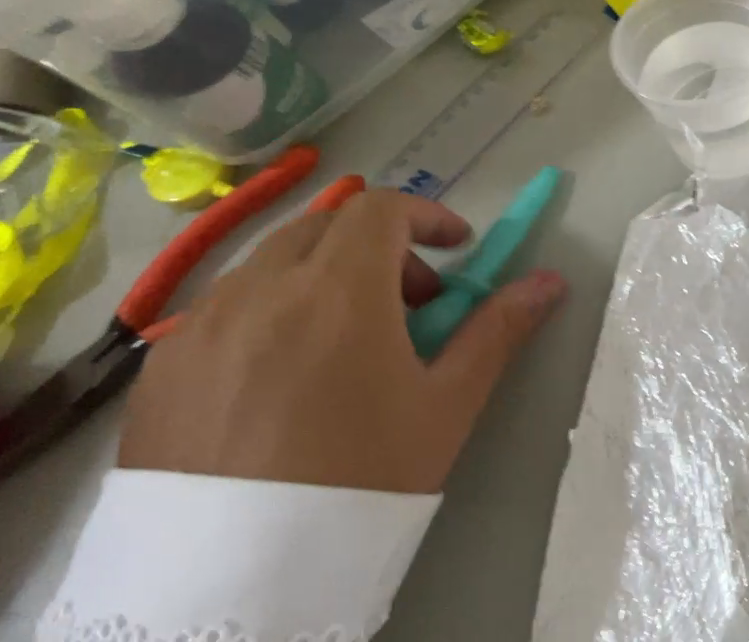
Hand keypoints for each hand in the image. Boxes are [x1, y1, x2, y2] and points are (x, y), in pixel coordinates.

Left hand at [119, 190, 567, 493]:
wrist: (233, 577)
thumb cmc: (363, 475)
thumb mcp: (449, 402)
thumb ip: (499, 329)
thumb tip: (550, 280)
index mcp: (337, 292)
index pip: (381, 209)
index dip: (428, 215)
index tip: (458, 250)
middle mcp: (259, 291)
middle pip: (325, 225)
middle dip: (380, 245)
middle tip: (412, 301)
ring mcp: (198, 329)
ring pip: (271, 263)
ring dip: (324, 274)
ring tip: (348, 341)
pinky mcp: (160, 369)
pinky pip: (224, 306)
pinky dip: (271, 309)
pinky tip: (286, 375)